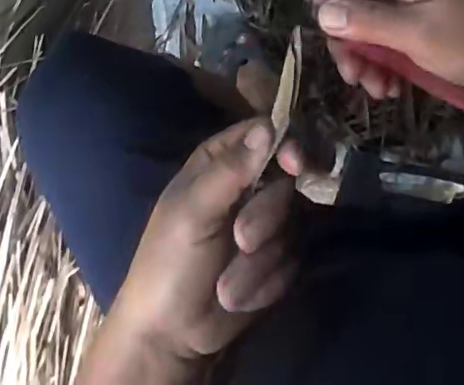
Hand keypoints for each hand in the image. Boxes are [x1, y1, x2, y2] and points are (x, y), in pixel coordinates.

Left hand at [105, 118, 298, 367]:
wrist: (170, 336)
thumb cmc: (168, 263)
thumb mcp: (193, 213)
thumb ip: (231, 170)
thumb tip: (268, 128)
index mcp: (220, 160)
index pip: (265, 134)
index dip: (286, 144)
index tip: (295, 165)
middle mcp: (247, 183)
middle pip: (286, 180)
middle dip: (266, 216)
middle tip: (242, 241)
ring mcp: (265, 220)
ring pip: (292, 222)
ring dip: (261, 260)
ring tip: (227, 287)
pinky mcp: (279, 257)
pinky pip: (293, 258)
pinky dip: (267, 281)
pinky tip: (240, 297)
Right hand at [311, 0, 463, 102]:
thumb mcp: (414, 34)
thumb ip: (366, 22)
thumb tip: (321, 12)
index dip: (324, 0)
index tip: (319, 37)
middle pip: (351, 3)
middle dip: (347, 41)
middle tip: (351, 76)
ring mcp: (408, 3)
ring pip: (365, 25)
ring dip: (363, 59)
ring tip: (376, 89)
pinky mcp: (416, 24)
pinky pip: (385, 39)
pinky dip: (381, 63)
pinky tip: (389, 87)